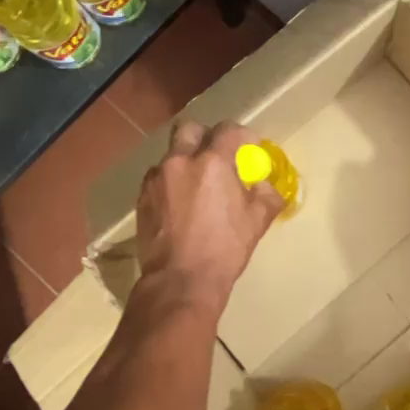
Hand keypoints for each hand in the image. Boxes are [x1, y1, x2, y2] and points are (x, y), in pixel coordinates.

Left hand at [134, 120, 283, 313]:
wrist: (181, 280)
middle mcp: (181, 161)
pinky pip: (158, 178)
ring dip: (186, 161)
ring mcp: (157, 179)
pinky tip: (180, 203)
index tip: (249, 148)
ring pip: (171, 155)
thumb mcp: (257, 221)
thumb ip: (267, 194)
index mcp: (213, 162)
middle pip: (190, 129)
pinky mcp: (142, 198)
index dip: (242, 135)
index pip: (229, 129)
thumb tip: (264, 185)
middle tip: (217, 156)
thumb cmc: (225, 249)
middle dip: (206, 137)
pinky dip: (171, 182)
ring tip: (196, 184)